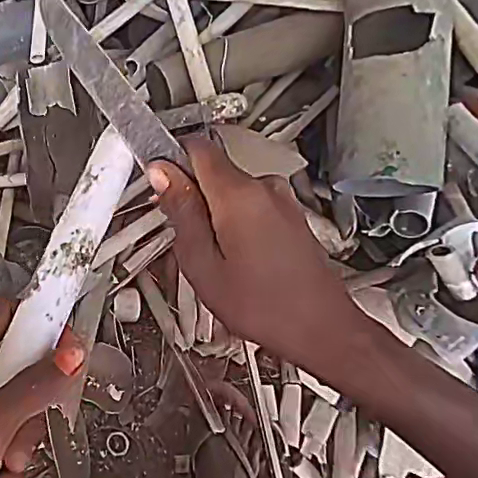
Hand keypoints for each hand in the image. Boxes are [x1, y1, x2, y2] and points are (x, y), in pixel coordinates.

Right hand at [149, 132, 378, 384]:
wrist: (320, 329)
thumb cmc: (265, 306)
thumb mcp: (202, 263)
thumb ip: (181, 212)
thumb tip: (162, 175)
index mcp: (238, 195)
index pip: (196, 147)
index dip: (169, 161)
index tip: (156, 184)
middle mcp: (265, 188)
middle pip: (212, 170)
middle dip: (188, 195)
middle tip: (179, 235)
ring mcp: (281, 200)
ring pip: (229, 189)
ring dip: (210, 213)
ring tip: (208, 256)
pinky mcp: (289, 214)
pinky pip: (248, 204)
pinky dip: (231, 222)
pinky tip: (231, 258)